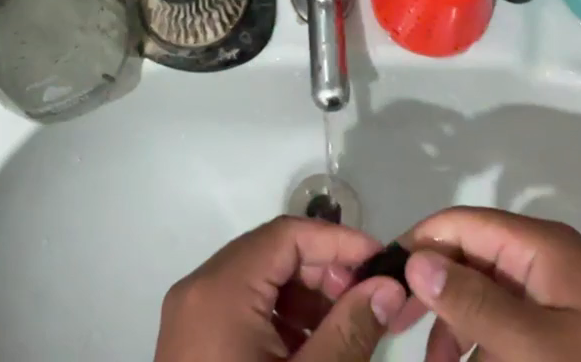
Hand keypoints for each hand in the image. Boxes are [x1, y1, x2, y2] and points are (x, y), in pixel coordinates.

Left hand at [154, 215, 410, 361]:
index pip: (286, 235)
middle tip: (371, 299)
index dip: (338, 242)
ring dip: (308, 296)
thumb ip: (350, 330)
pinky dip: (282, 318)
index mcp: (219, 288)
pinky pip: (244, 308)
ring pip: (260, 281)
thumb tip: (388, 286)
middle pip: (272, 254)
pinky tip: (317, 347)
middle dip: (326, 271)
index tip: (383, 262)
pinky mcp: (194, 341)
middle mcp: (199, 289)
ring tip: (350, 326)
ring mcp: (192, 315)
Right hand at [399, 208, 580, 361]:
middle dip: (435, 293)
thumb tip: (416, 258)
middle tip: (403, 333)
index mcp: (539, 246)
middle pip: (471, 258)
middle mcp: (546, 258)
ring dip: (458, 327)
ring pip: (489, 295)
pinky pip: (515, 323)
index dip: (416, 247)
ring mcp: (561, 294)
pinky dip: (489, 344)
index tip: (383, 287)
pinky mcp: (573, 327)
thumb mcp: (535, 347)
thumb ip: (474, 302)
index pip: (458, 223)